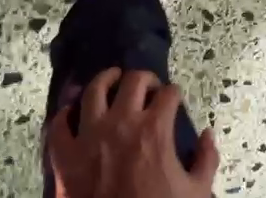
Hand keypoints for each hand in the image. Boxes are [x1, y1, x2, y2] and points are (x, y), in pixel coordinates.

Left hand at [49, 68, 219, 197]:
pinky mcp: (64, 158)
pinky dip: (64, 117)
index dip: (174, 94)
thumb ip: (206, 160)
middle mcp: (121, 123)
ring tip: (112, 80)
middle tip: (148, 89)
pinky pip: (58, 126)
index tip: (174, 100)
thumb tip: (208, 134)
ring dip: (106, 81)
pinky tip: (72, 114)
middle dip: (146, 80)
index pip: (169, 93)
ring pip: (94, 90)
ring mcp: (88, 138)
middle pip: (134, 81)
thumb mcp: (196, 193)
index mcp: (154, 129)